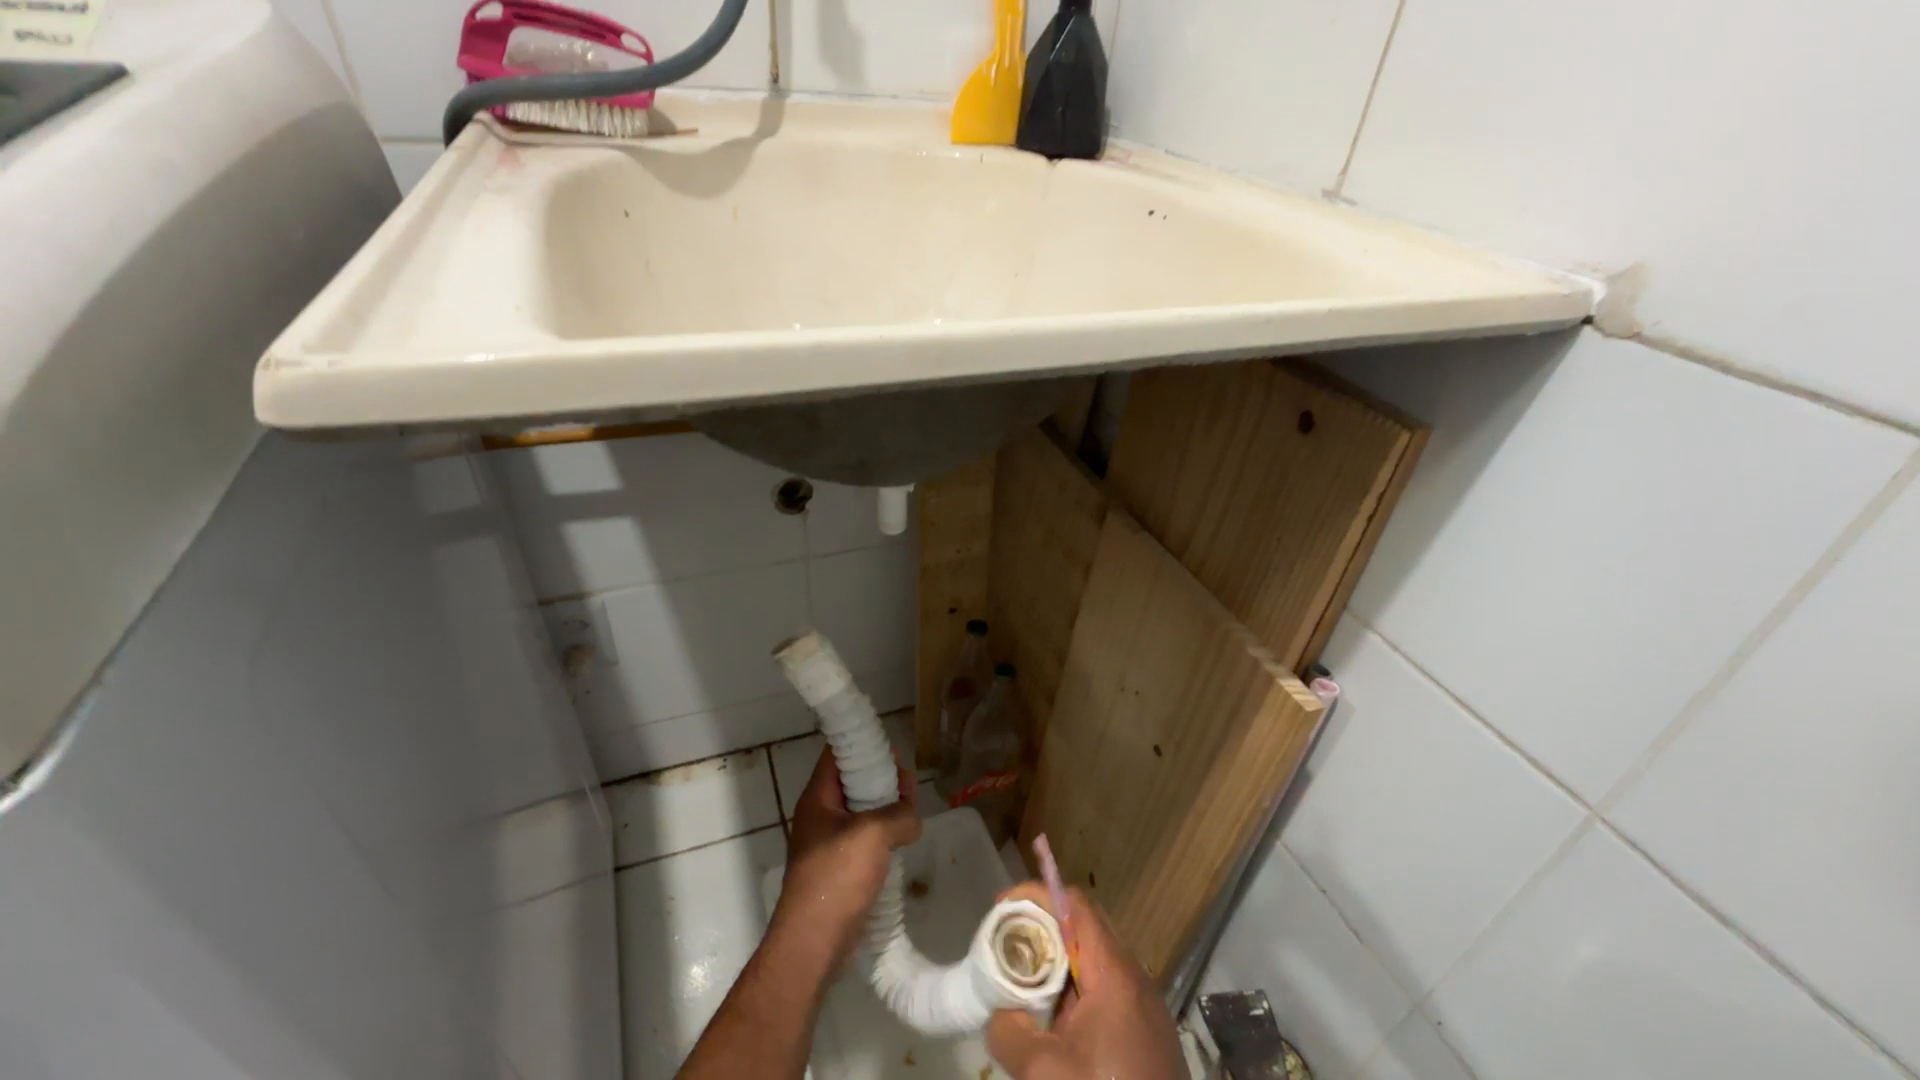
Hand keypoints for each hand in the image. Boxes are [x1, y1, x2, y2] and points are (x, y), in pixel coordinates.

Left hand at [770, 745, 921, 974]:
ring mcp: (828, 845)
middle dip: (882, 781)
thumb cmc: (837, 877)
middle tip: (909, 788)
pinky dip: (884, 838)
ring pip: (861, 814)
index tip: (894, 753)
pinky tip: (902, 845)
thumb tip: (911, 820)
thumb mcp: (874, 833)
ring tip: (911, 816)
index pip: (836, 755)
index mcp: (818, 799)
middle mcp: (820, 817)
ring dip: (886, 811)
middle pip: (852, 783)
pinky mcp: (839, 870)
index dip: (864, 747)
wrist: (814, 941)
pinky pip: (865, 842)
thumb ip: (899, 814)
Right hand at [986, 884, 1184, 1079]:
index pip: (1076, 905)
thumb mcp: (1043, 1073)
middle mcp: (1136, 978)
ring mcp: (1146, 1005)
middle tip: (1008, 943)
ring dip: (1059, 961)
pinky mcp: (1148, 1032)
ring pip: (1097, 960)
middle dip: (1044, 926)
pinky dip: (1076, 990)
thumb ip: (1009, 1032)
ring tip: (1024, 981)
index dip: (1036, 896)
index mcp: (1114, 974)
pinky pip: (1108, 990)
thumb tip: (1000, 1015)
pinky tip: (1054, 1020)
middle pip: (1087, 926)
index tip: (1000, 907)